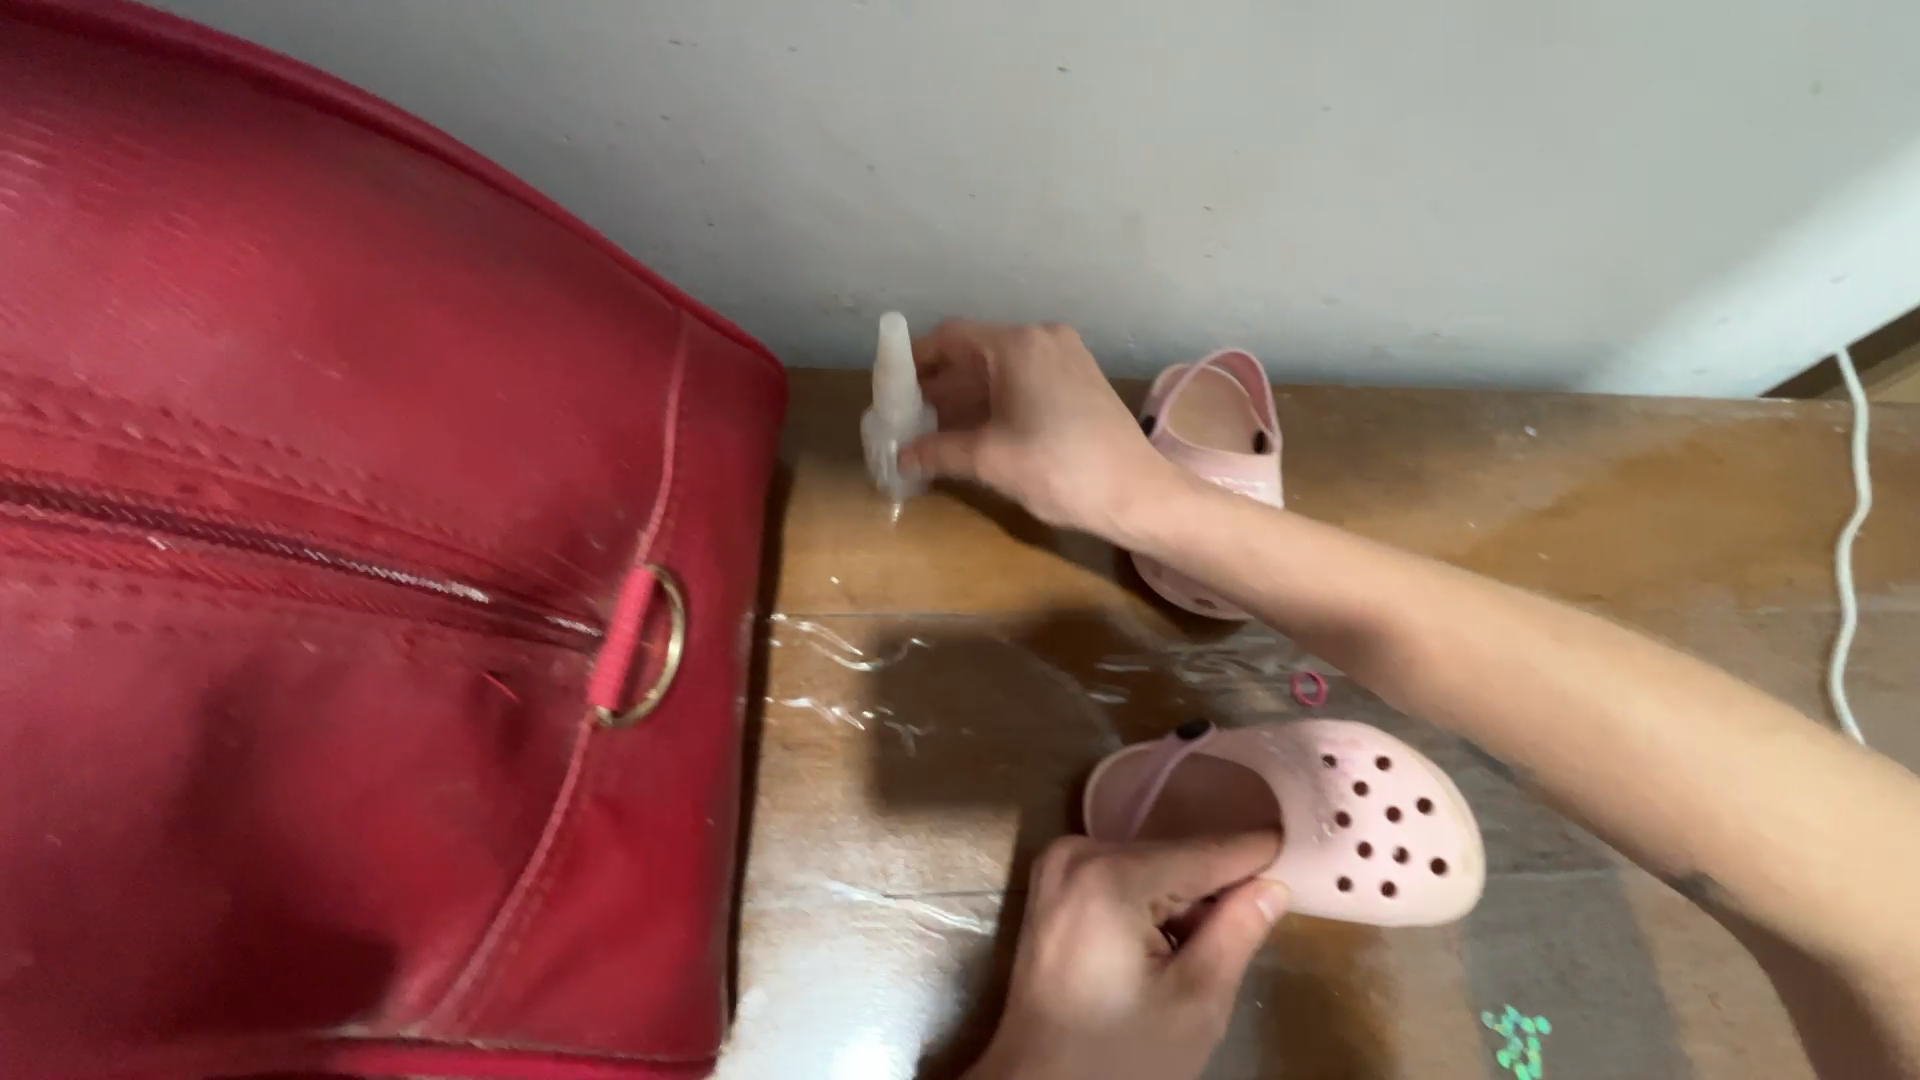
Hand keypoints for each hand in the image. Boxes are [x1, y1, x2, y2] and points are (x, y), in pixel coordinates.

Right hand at [901, 320, 1183, 537]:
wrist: (1138, 494)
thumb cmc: (1061, 470)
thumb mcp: (991, 460)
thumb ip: (939, 452)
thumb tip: (901, 458)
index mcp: (1019, 345)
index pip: (951, 337)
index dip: (915, 360)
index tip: (891, 389)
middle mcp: (1043, 339)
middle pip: (975, 352)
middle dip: (939, 385)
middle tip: (906, 416)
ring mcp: (1066, 358)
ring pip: (1000, 369)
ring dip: (966, 396)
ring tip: (932, 430)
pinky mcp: (1079, 381)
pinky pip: (1024, 381)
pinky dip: (996, 400)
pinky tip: (975, 431)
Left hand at [964, 832, 1287, 1079]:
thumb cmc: (1120, 1057)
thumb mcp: (1195, 1003)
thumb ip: (1236, 932)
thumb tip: (1274, 884)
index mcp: (1111, 876)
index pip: (1201, 852)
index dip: (1254, 852)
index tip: (1297, 844)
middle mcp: (1078, 852)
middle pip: (1171, 855)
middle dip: (1218, 882)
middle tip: (1268, 902)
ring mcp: (1058, 864)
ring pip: (1147, 864)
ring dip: (1184, 894)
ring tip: (1216, 938)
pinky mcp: (1052, 883)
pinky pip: (1118, 874)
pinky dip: (1151, 898)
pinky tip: (1171, 938)